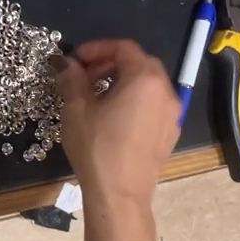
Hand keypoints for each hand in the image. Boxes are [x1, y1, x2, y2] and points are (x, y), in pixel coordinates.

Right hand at [55, 39, 180, 207]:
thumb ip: (73, 79)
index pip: (124, 48)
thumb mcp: (76, 109)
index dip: (97, 48)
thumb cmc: (96, 146)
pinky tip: (112, 118)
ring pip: (148, 84)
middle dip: (110, 63)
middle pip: (140, 63)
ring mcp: (172, 113)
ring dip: (122, 81)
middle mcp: (165, 91)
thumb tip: (68, 64)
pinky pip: (152, 104)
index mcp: (144, 79)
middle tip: (84, 76)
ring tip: (96, 97)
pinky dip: (133, 100)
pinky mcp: (169, 132)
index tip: (75, 59)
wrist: (119, 192)